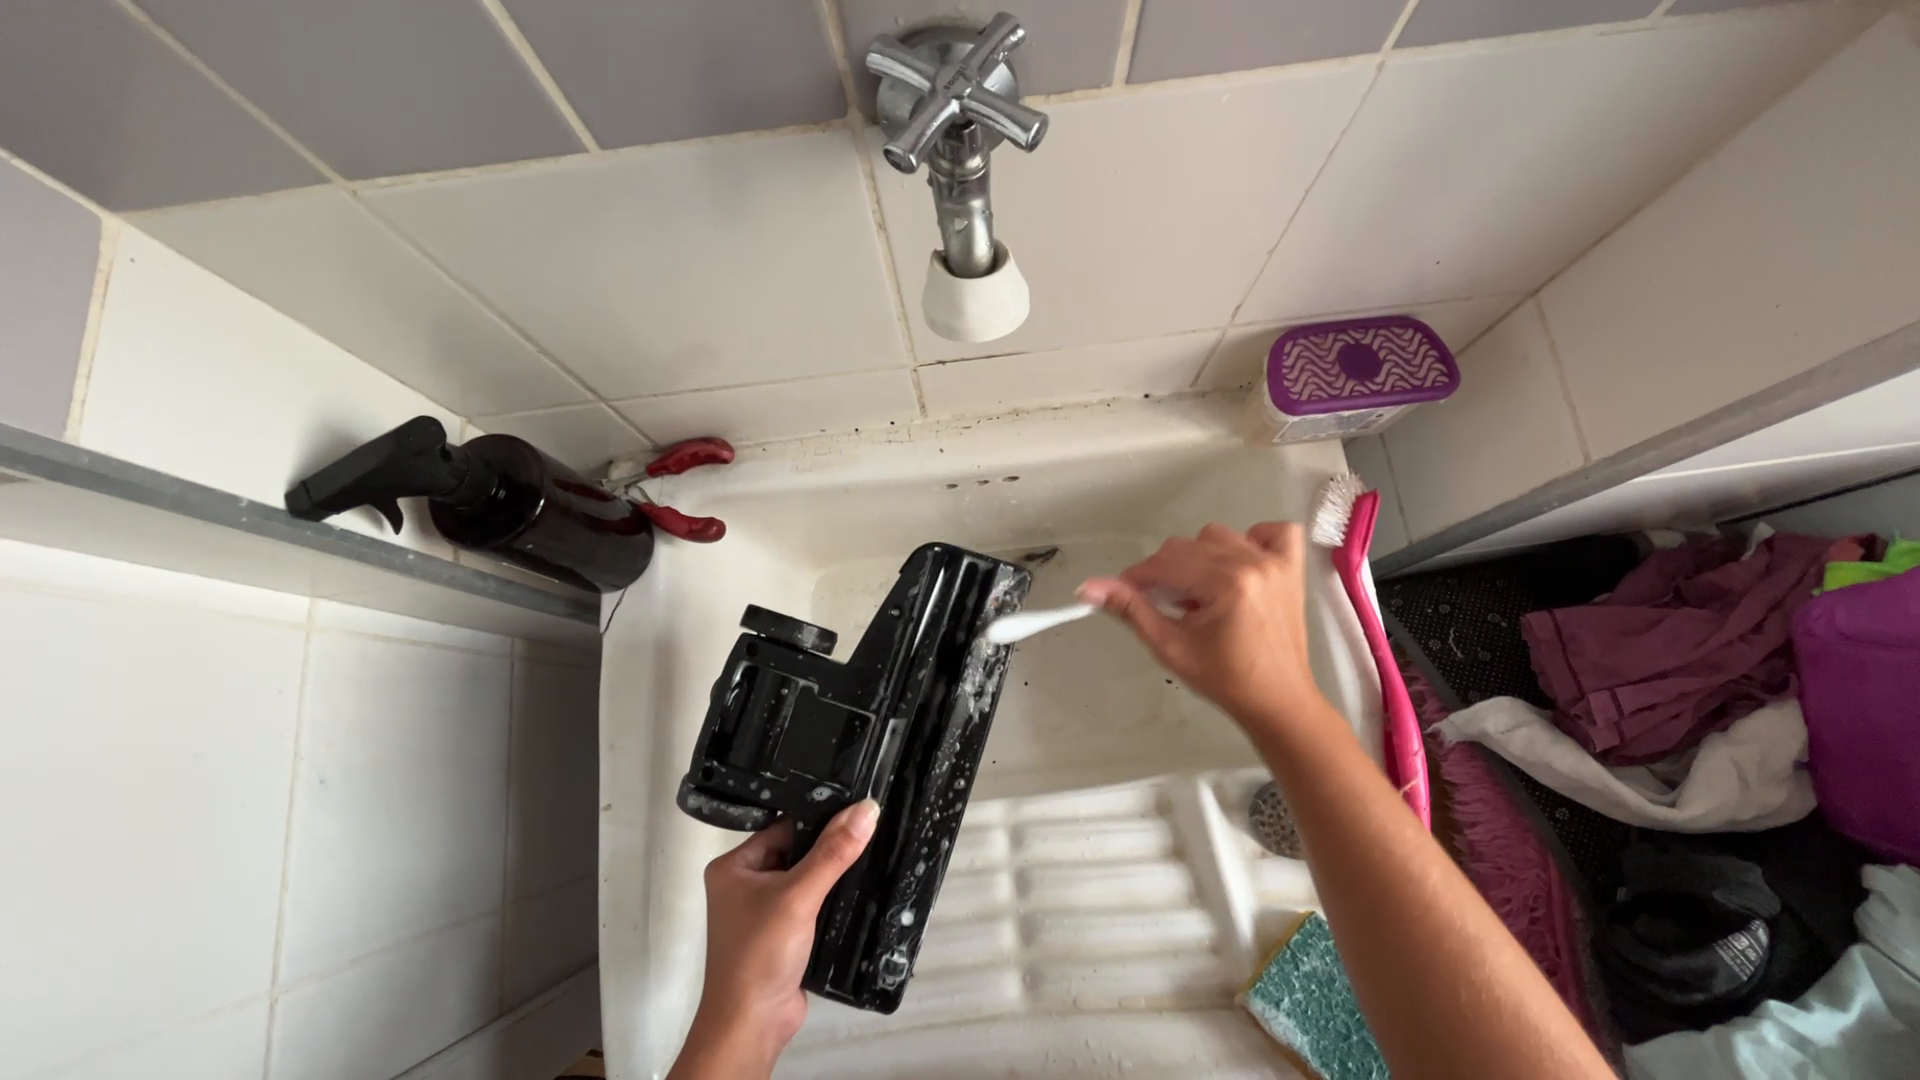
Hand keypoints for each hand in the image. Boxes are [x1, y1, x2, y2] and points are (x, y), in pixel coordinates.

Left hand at [669, 800, 878, 1079]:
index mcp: (734, 865)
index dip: (818, 817)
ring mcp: (764, 910)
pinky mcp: (784, 933)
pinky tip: (862, 883)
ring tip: (873, 846)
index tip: (857, 803)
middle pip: (796, 849)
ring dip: (834, 871)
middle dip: (829, 845)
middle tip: (871, 823)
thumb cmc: (761, 953)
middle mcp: (745, 883)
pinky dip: (833, 896)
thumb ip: (834, 852)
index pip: (782, 826)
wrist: (753, 1025)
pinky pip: (812, 901)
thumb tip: (868, 808)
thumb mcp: (799, 895)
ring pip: (807, 876)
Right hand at [1079, 522, 1336, 742]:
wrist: (1276, 700)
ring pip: (1217, 536)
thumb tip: (1090, 587)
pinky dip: (1251, 541)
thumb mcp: (1169, 646)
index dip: (1137, 578)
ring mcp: (1276, 563)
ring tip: (1201, 594)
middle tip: (1168, 606)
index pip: (1164, 563)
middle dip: (1166, 573)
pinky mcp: (1291, 568)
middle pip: (1186, 546)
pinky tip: (1237, 567)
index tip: (1126, 594)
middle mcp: (1253, 564)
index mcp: (1226, 584)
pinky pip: (1272, 531)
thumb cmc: (1224, 679)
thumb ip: (1130, 609)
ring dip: (1200, 558)